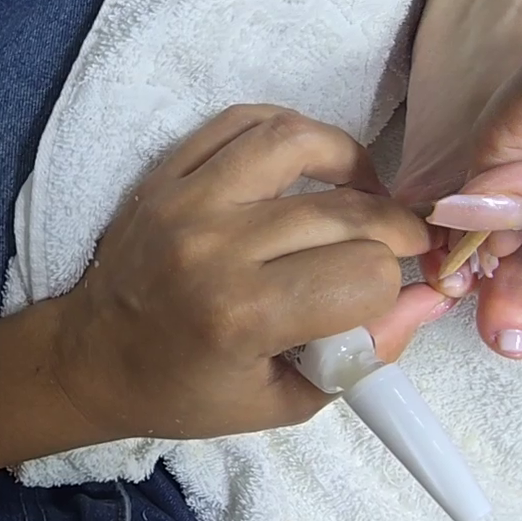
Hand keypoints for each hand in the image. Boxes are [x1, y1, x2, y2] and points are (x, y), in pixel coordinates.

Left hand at [51, 105, 452, 440]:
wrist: (90, 358)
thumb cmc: (183, 392)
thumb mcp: (283, 400)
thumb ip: (366, 352)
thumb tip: (432, 295)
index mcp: (241, 315)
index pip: (365, 274)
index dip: (392, 285)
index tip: (385, 294)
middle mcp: (213, 246)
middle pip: (344, 211)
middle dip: (392, 228)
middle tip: (397, 243)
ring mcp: (183, 200)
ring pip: (294, 139)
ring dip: (348, 159)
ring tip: (359, 192)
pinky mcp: (163, 175)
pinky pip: (237, 120)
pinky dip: (285, 131)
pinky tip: (303, 165)